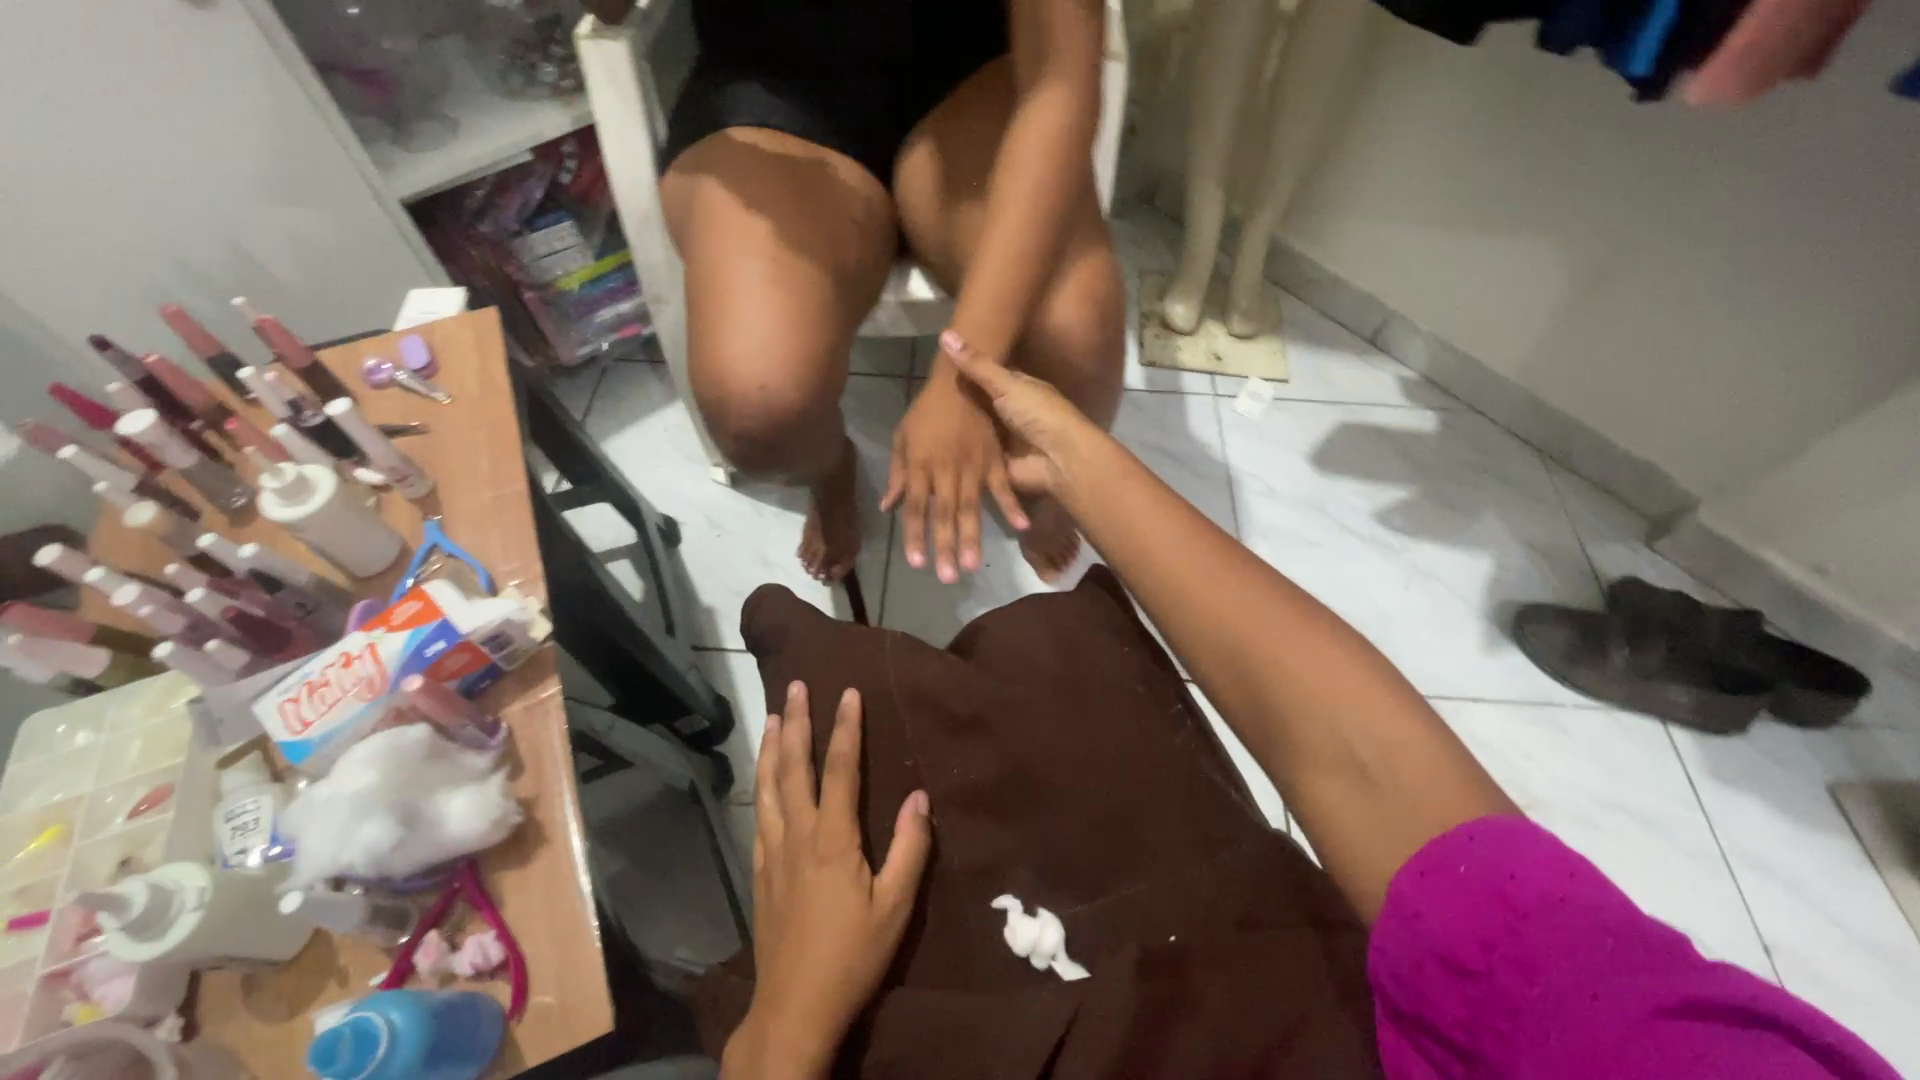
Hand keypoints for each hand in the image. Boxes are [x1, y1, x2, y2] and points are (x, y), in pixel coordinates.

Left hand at [726, 682, 931, 1078]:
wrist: (794, 1006)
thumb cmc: (852, 956)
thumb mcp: (895, 907)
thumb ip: (910, 849)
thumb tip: (919, 796)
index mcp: (833, 840)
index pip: (840, 769)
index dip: (845, 728)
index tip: (846, 691)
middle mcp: (798, 836)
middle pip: (794, 768)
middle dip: (796, 723)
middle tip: (795, 687)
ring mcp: (773, 853)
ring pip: (768, 787)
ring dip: (771, 748)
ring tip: (772, 717)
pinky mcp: (761, 873)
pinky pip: (759, 815)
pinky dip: (760, 786)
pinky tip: (761, 780)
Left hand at [882, 349, 1029, 583]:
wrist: (960, 378)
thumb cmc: (927, 411)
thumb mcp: (902, 437)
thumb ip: (897, 473)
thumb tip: (888, 507)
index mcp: (920, 465)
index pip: (914, 507)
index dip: (915, 536)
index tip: (916, 564)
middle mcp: (945, 470)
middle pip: (943, 513)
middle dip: (944, 547)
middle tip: (946, 578)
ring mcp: (973, 466)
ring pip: (971, 506)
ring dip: (971, 537)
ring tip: (970, 565)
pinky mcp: (995, 458)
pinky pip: (1003, 486)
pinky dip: (1012, 505)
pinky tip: (1021, 527)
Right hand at [943, 330, 1102, 499]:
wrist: (1058, 459)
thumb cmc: (1039, 414)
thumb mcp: (1007, 383)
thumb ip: (977, 364)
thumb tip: (944, 333)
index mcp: (1018, 388)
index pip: (989, 375)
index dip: (967, 370)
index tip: (939, 365)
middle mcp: (1011, 412)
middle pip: (979, 404)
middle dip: (958, 402)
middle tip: (926, 396)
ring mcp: (1004, 439)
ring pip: (975, 431)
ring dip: (956, 430)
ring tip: (922, 421)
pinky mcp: (997, 464)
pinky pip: (974, 457)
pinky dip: (959, 454)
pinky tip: (933, 447)